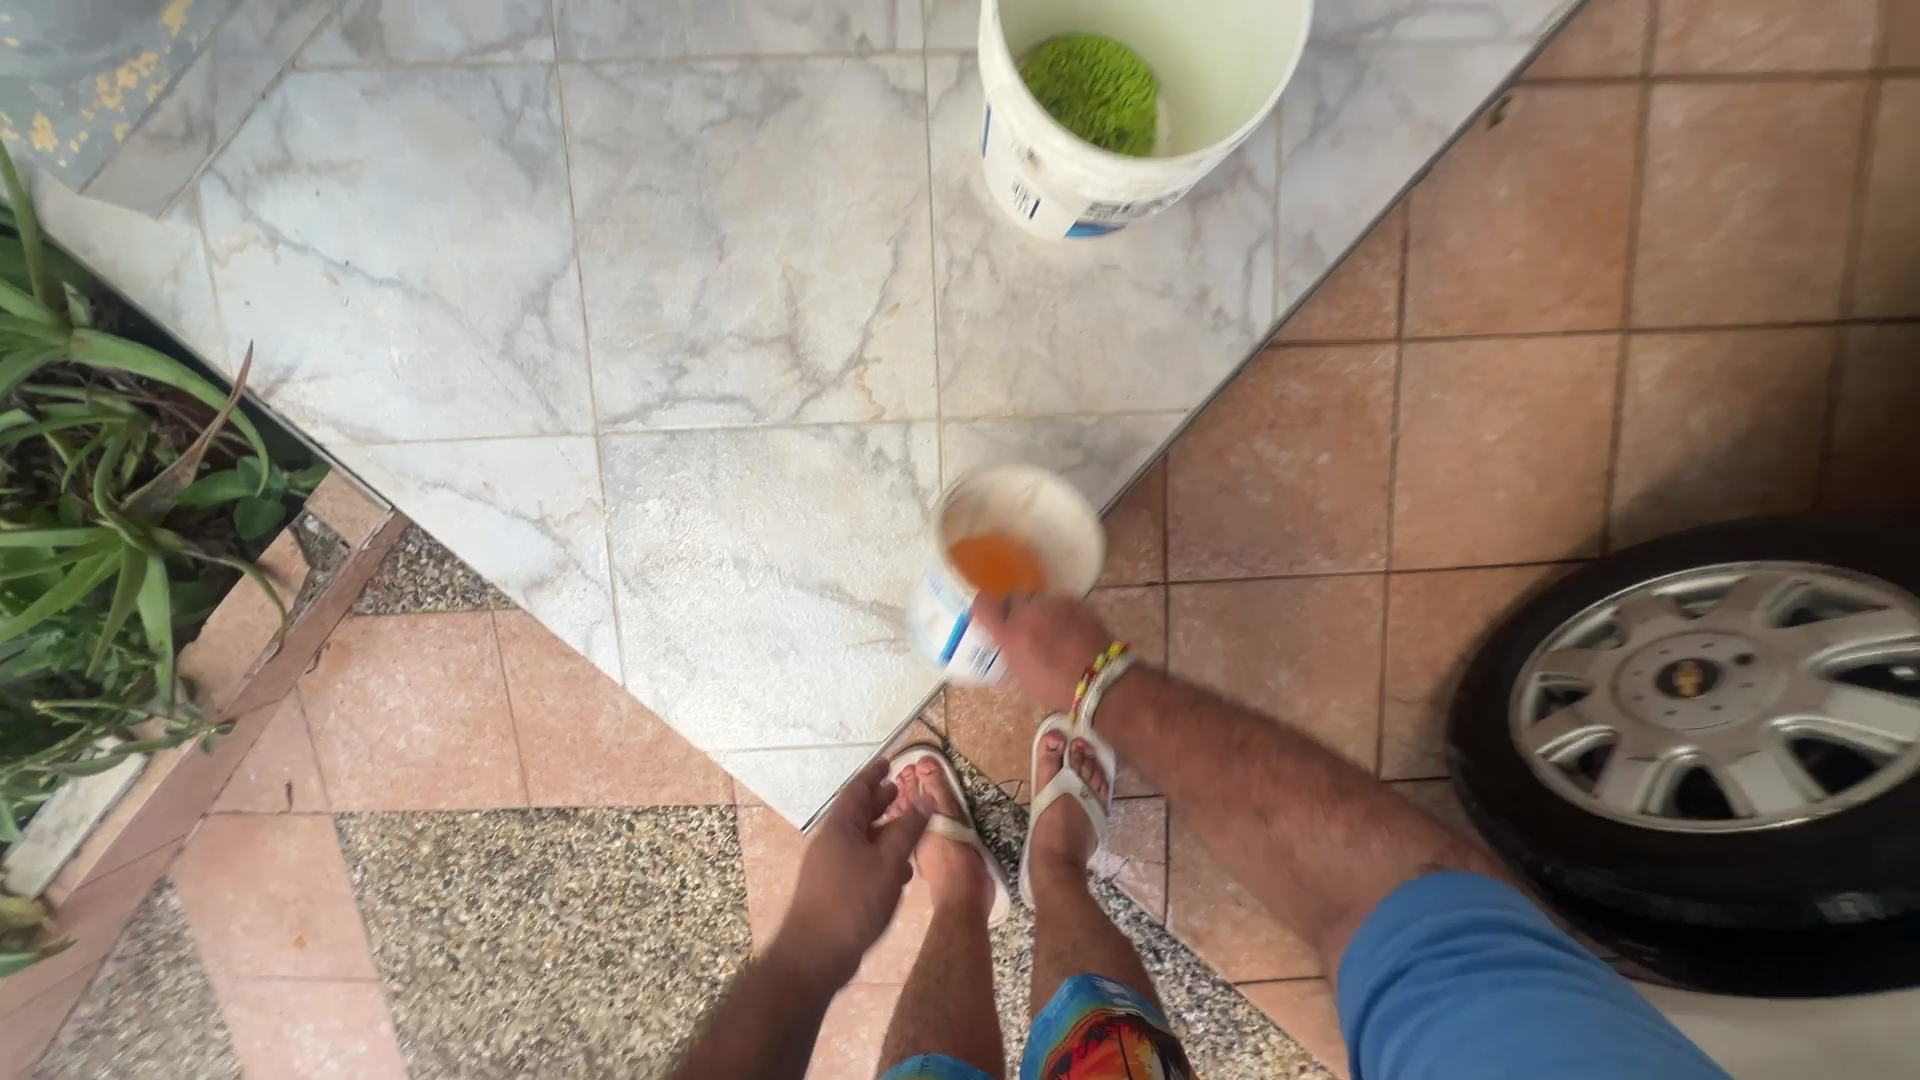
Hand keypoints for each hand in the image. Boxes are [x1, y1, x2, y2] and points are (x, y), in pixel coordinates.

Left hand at [769, 759, 929, 988]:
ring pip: (859, 839)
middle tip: (899, 792)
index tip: (889, 762)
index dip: (874, 774)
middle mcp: (830, 841)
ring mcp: (827, 867)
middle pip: (857, 813)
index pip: (858, 790)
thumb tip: (924, 801)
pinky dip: (877, 857)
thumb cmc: (853, 902)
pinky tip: (897, 872)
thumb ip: (907, 830)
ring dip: (882, 832)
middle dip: (879, 802)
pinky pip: (857, 860)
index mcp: (840, 827)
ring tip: (906, 831)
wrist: (813, 957)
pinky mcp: (831, 890)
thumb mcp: (888, 863)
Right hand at [971, 593, 1114, 711]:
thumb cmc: (1055, 687)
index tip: (988, 618)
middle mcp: (1028, 612)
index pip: (982, 604)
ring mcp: (1053, 603)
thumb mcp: (1021, 674)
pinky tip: (1069, 629)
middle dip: (1015, 611)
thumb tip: (1009, 641)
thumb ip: (1010, 650)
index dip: (984, 609)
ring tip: (1050, 629)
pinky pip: (1059, 601)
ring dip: (1038, 610)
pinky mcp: (1075, 601)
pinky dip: (1060, 612)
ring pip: (1037, 598)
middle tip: (1023, 627)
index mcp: (1009, 633)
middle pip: (1012, 598)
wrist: (1099, 680)